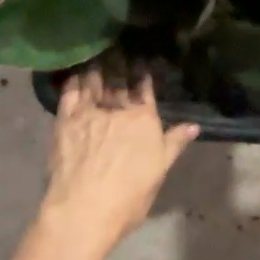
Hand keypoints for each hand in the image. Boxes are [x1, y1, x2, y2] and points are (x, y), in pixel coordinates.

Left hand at [41, 64, 198, 243]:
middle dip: (119, 64)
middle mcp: (117, 108)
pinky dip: (73, 79)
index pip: (144, 89)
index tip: (140, 62)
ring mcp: (89, 111)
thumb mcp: (158, 172)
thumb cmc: (128, 197)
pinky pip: (70, 91)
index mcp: (144, 120)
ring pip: (94, 80)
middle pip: (118, 81)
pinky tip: (74, 73)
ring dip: (96, 67)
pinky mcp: (65, 118)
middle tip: (117, 51)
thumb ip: (174, 144)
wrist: (84, 209)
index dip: (142, 75)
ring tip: (97, 56)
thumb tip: (194, 125)